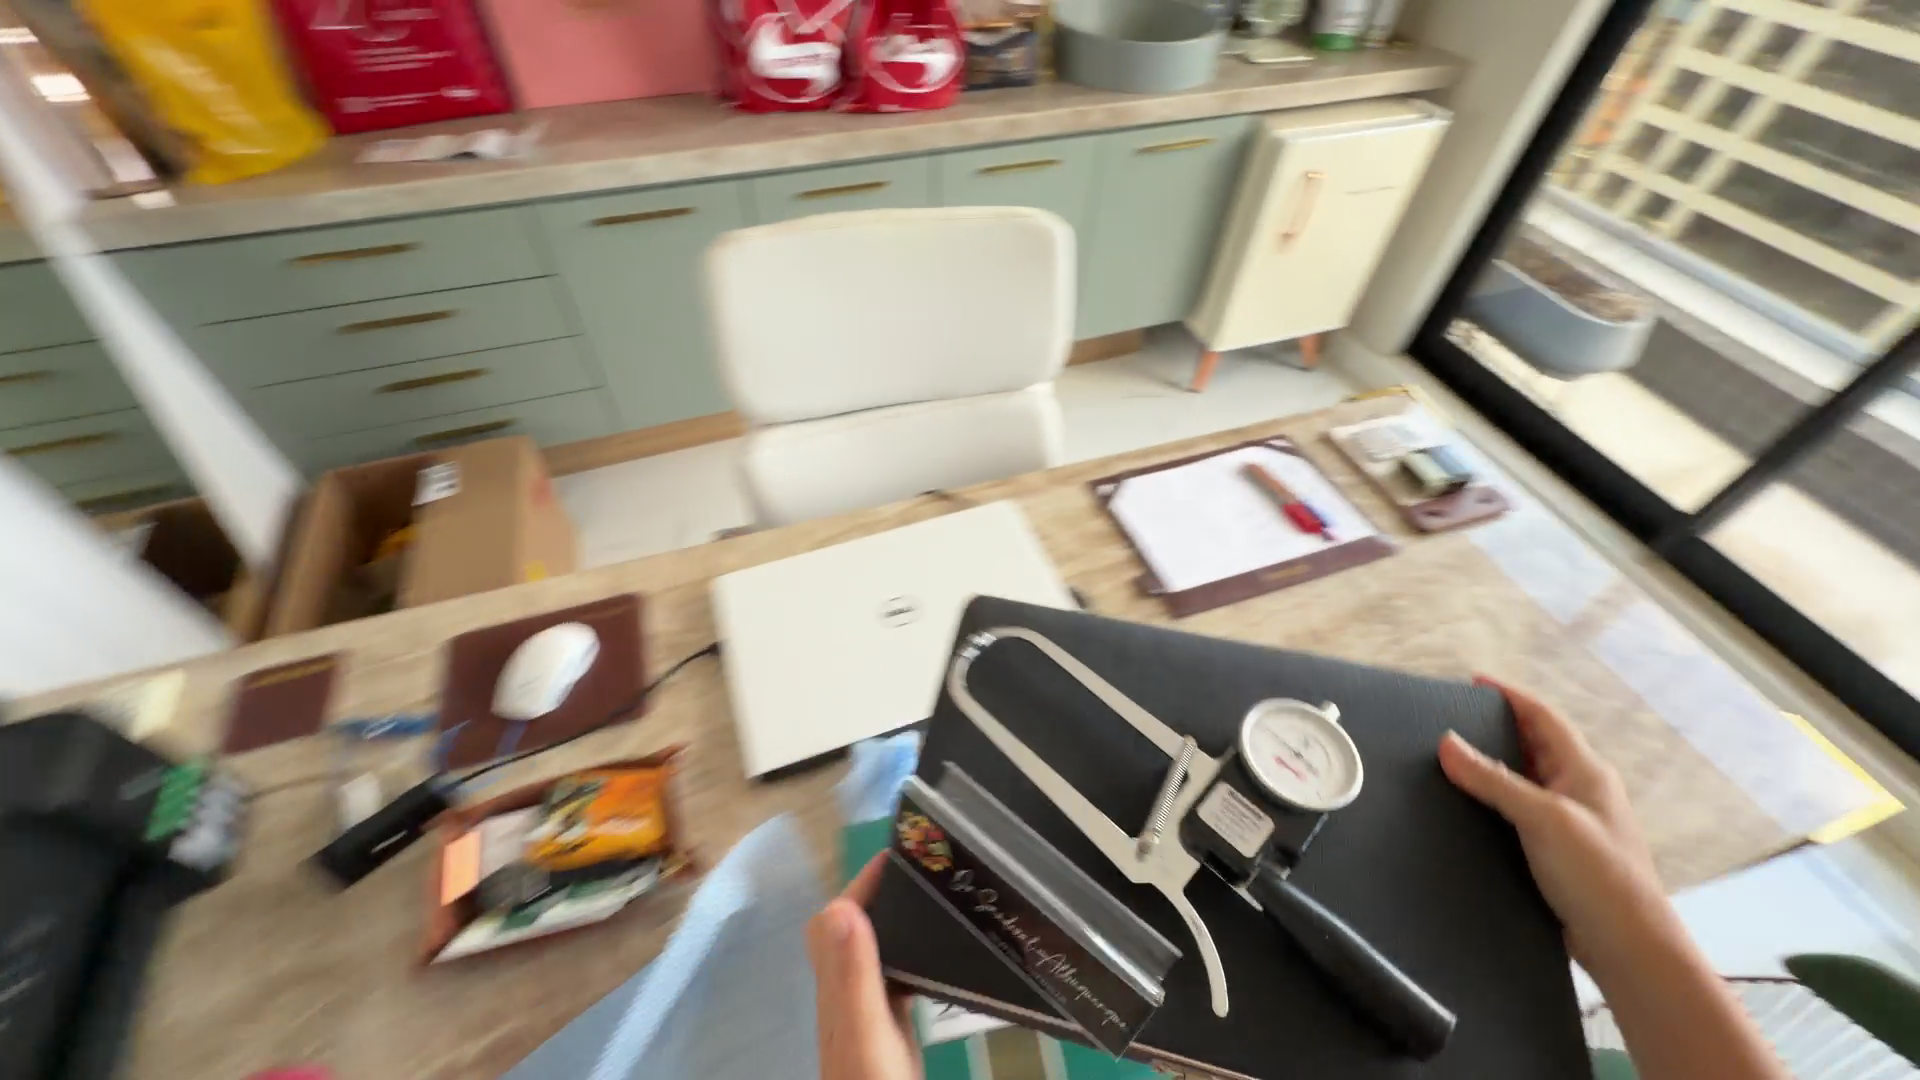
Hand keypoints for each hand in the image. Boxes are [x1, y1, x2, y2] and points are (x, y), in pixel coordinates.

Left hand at [809, 854, 921, 1079]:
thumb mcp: (868, 1033)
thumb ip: (854, 975)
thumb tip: (840, 905)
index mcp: (837, 984)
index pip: (839, 914)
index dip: (865, 881)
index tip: (903, 856)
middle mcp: (845, 990)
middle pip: (855, 925)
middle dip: (884, 893)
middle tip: (928, 872)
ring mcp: (864, 1008)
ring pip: (875, 946)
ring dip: (899, 918)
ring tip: (940, 898)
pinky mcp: (885, 1025)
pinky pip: (895, 972)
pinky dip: (913, 951)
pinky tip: (942, 952)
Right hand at [1438, 677, 1674, 968]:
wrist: (1630, 947)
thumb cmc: (1597, 873)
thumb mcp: (1543, 818)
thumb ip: (1493, 779)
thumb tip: (1445, 742)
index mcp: (1584, 771)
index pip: (1545, 718)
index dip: (1511, 696)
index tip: (1474, 681)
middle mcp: (1579, 789)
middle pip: (1535, 744)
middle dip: (1497, 726)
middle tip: (1453, 717)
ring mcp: (1570, 820)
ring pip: (1525, 777)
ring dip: (1493, 763)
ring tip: (1451, 756)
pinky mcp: (1557, 848)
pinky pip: (1519, 807)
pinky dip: (1493, 796)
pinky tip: (1468, 804)